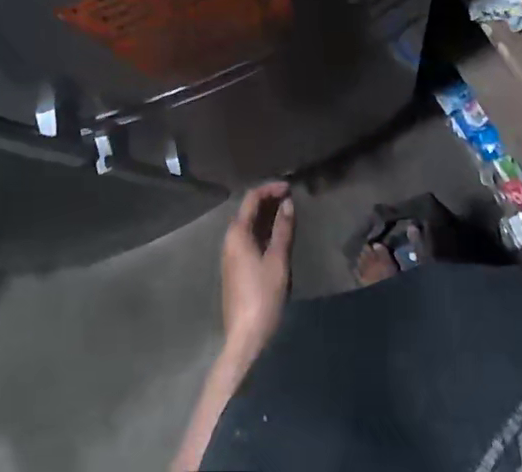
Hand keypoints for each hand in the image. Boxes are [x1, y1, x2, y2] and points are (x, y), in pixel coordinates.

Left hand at [220, 182, 293, 352]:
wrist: (245, 335)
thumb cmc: (263, 296)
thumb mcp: (278, 262)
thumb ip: (283, 231)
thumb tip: (287, 203)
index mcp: (237, 233)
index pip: (251, 199)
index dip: (269, 189)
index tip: (289, 186)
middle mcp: (230, 238)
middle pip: (248, 210)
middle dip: (268, 200)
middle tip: (291, 196)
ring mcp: (231, 252)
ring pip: (249, 224)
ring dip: (266, 215)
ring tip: (288, 210)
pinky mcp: (236, 265)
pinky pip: (249, 237)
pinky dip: (263, 230)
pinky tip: (278, 234)